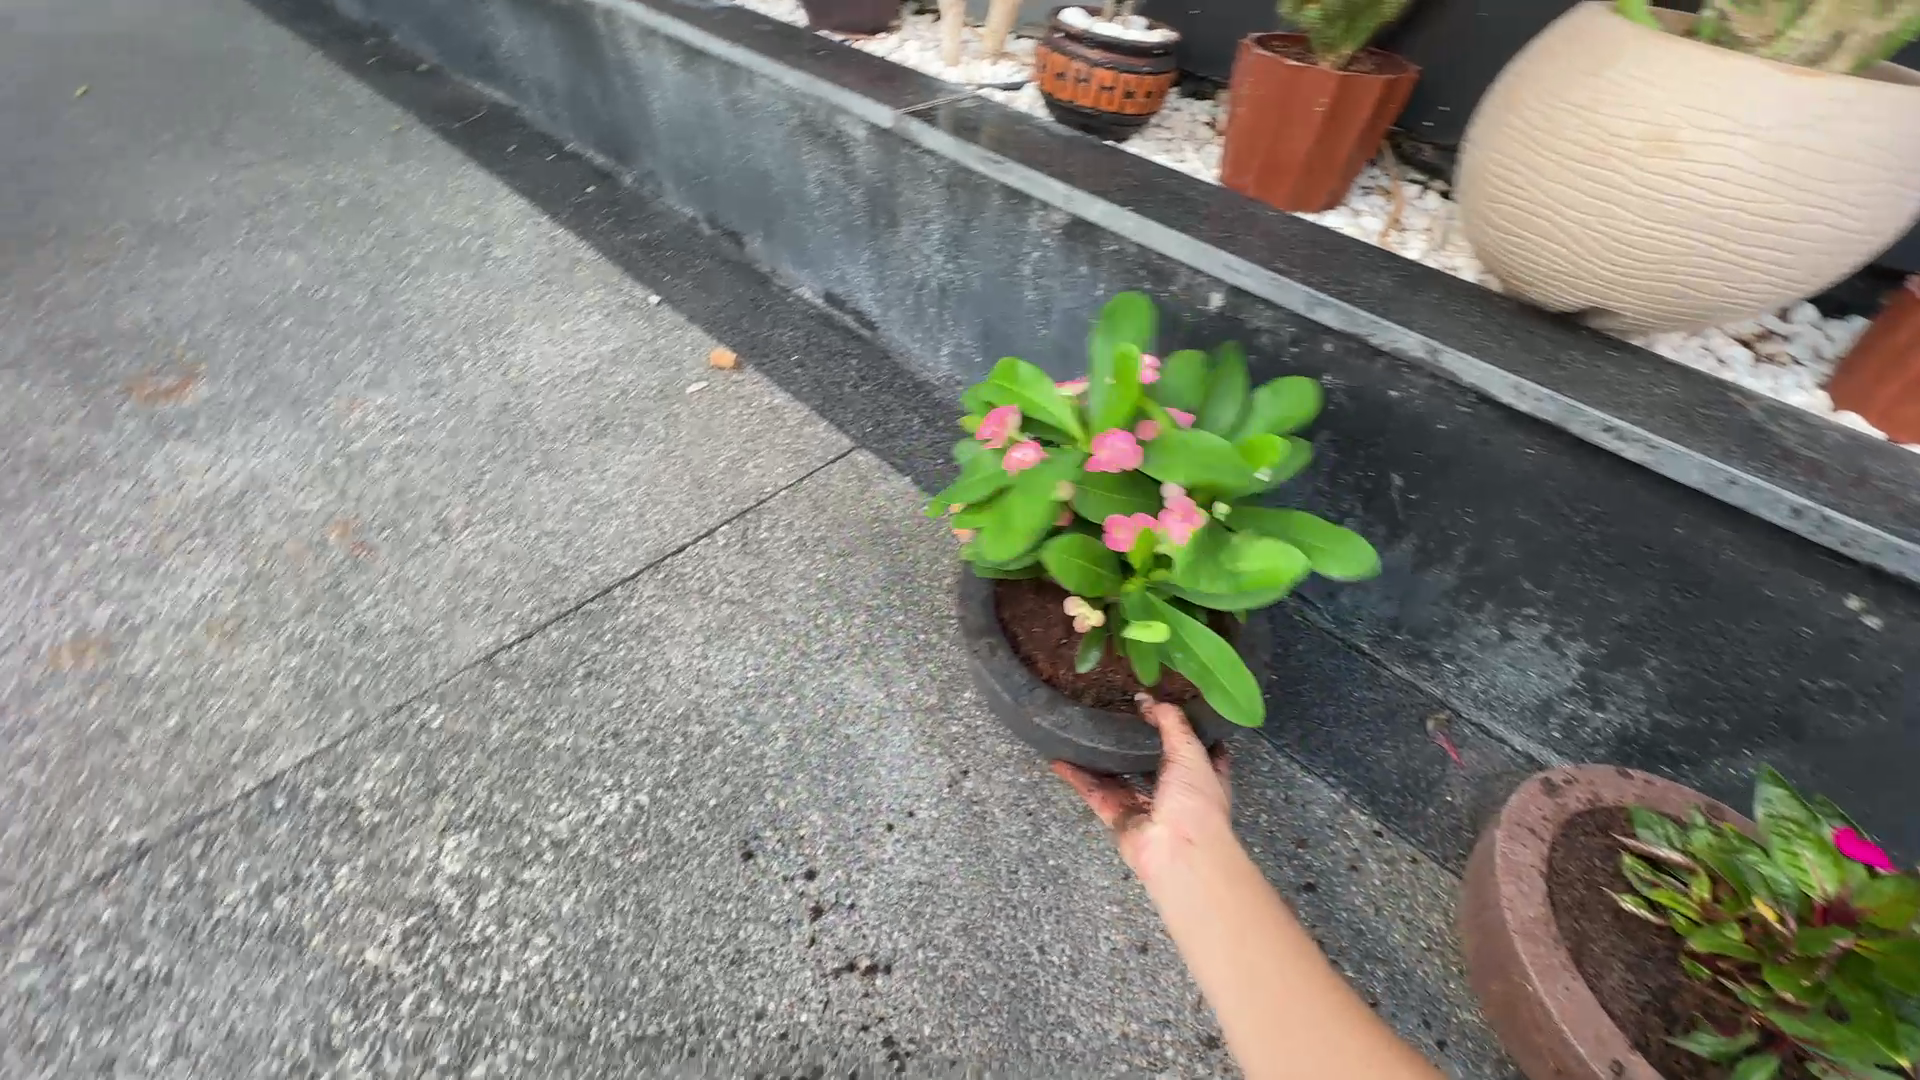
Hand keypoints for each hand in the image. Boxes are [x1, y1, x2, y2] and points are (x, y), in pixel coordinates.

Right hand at [1051, 694, 1232, 883]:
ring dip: (1102, 758)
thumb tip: (1146, 698)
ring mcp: (1145, 807)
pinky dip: (1077, 777)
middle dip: (1136, 742)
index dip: (1183, 729)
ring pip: (1119, 777)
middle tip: (1115, 713)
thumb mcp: (1190, 750)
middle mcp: (1175, 793)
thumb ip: (1170, 721)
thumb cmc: (1195, 800)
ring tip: (1084, 731)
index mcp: (1201, 776)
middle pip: (1152, 762)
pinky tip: (1059, 759)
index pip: (1194, 749)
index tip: (1164, 708)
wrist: (1178, 851)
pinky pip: (1096, 792)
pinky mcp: (1118, 818)